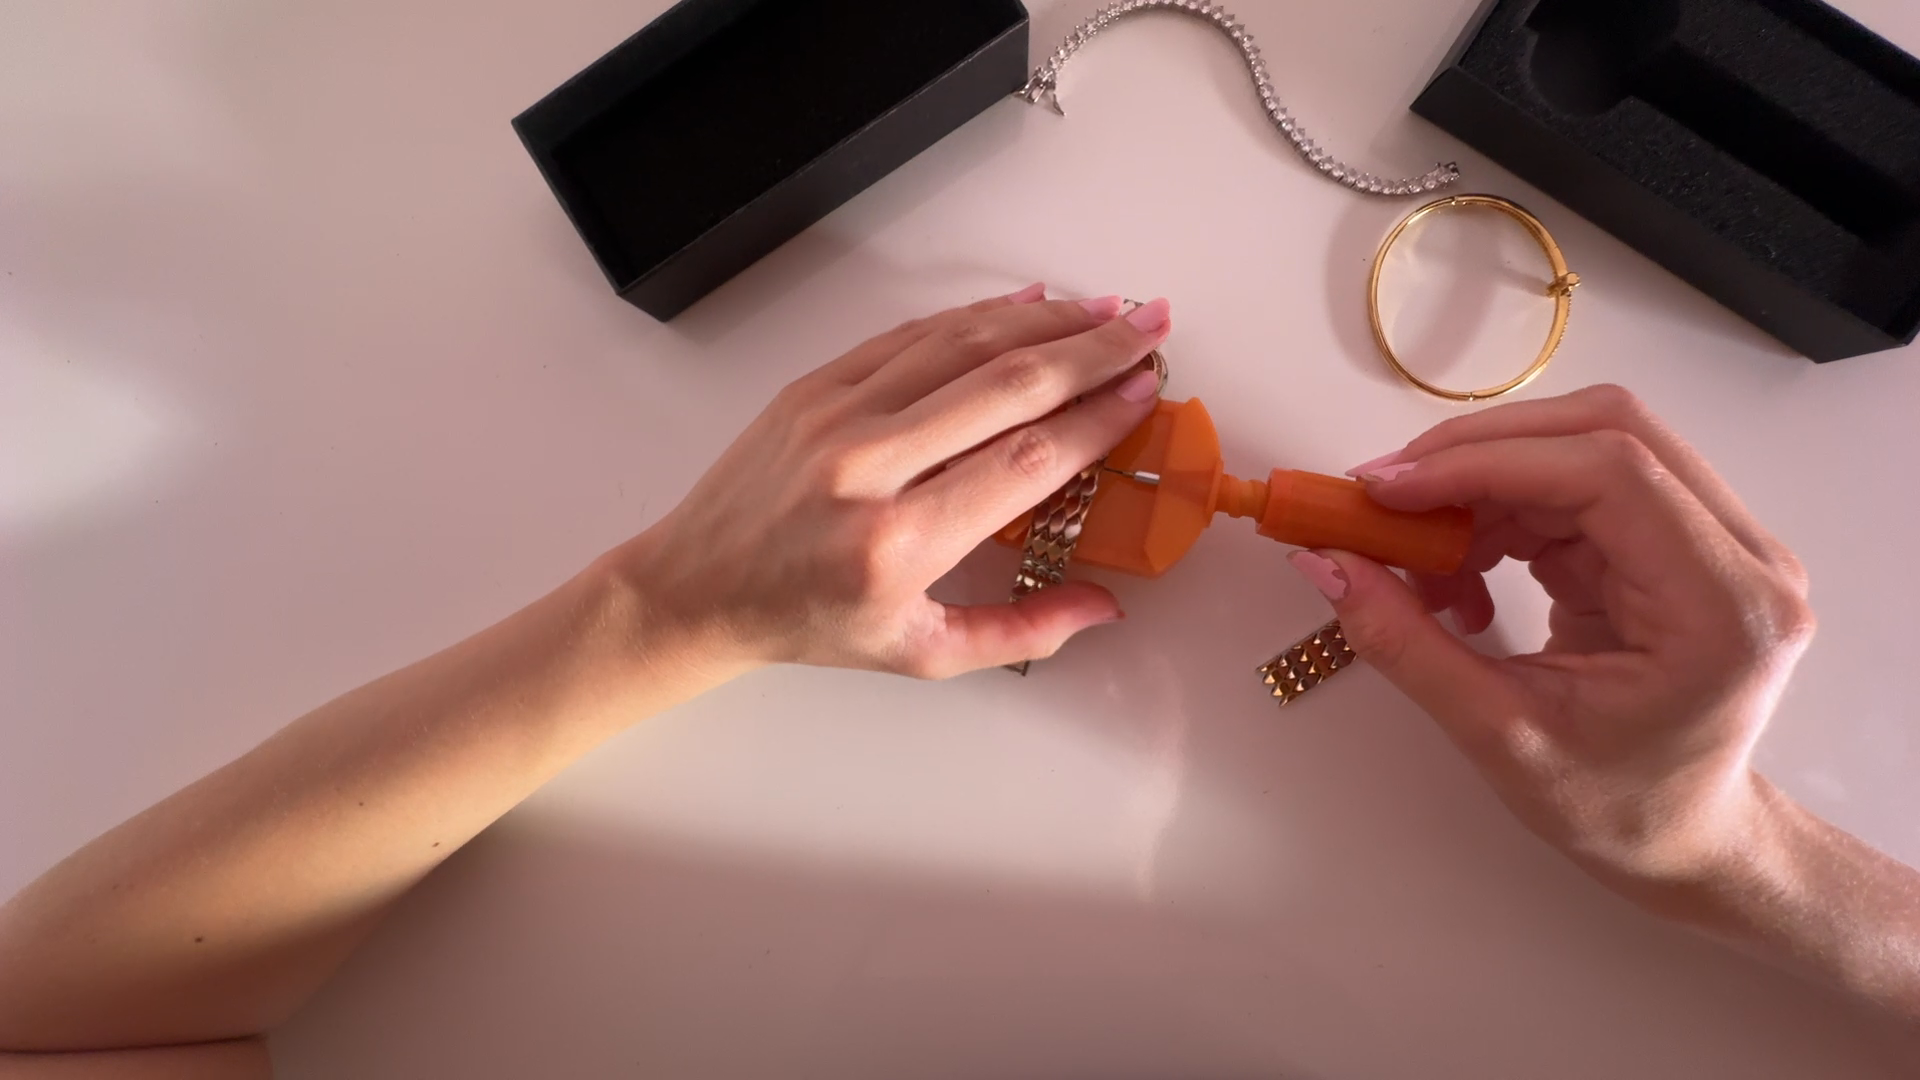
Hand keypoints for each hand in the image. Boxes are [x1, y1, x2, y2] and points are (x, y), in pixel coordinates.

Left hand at [615, 287, 1169, 678]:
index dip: (1097, 420)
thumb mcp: (921, 652)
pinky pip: (912, 334)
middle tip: (1151, 327)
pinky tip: (1027, 303)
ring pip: (962, 344)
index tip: (1145, 393)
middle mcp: (869, 464)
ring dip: (1045, 321)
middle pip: (1006, 386)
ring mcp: (836, 412)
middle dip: (1092, 351)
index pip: (1027, 460)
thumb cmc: (813, 624)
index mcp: (900, 541)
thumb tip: (1107, 606)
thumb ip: (1021, 632)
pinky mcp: (816, 384)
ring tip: (1106, 310)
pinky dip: (976, 314)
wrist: (701, 584)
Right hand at [1291, 385, 1815, 904]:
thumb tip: (1318, 559)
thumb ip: (1398, 639)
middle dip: (1472, 451)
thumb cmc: (1607, 802)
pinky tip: (1452, 571)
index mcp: (1719, 605)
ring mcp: (1701, 539)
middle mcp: (1732, 552)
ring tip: (1409, 552)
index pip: (1606, 473)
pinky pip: (1557, 488)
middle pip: (1599, 432)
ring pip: (1571, 450)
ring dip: (1470, 483)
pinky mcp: (1656, 541)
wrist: (1684, 835)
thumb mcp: (1489, 730)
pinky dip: (1483, 512)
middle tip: (1380, 495)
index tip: (1378, 491)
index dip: (1480, 462)